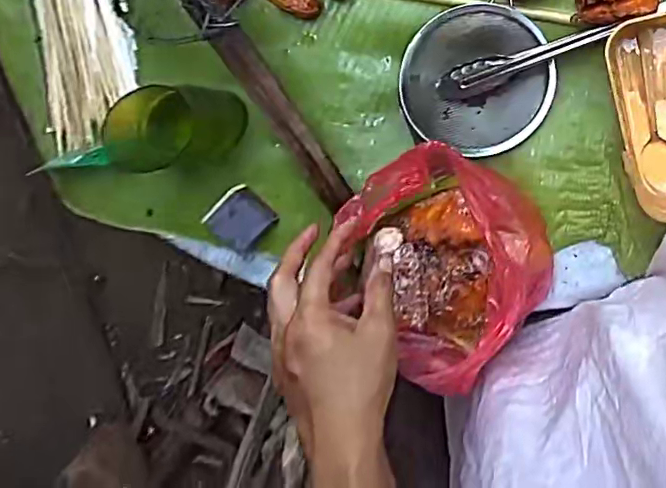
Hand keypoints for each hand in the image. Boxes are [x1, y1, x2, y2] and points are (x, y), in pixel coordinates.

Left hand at [268, 224, 396, 487]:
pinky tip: (340, 311)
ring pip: (284, 303)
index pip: (319, 268)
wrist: (344, 441)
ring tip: (339, 271)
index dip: (337, 240)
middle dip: (297, 252)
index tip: (351, 223)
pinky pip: (292, 325)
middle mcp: (286, 333)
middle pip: (281, 280)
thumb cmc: (361, 387)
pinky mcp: (288, 369)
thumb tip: (384, 256)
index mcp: (307, 320)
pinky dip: (310, 306)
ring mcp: (283, 353)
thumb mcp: (379, 330)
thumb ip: (380, 288)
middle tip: (315, 234)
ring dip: (307, 280)